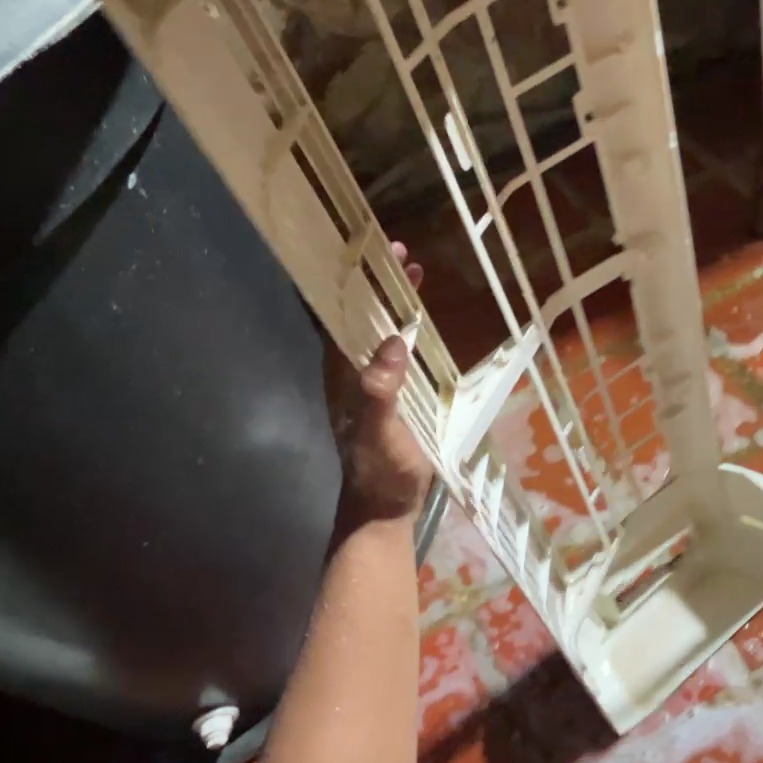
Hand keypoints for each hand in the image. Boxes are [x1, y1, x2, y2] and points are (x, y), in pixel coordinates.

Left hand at [329, 244, 431, 534]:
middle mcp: (353, 371)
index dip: (354, 284)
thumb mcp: (379, 434)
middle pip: (361, 316)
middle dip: (378, 283)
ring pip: (380, 330)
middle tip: (402, 254)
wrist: (385, 508)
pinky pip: (397, 350)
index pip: (341, 317)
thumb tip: (393, 343)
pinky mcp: (392, 393)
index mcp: (342, 374)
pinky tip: (422, 319)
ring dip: (394, 301)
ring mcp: (373, 381)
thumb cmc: (378, 472)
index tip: (373, 256)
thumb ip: (380, 392)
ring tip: (417, 273)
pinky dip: (407, 327)